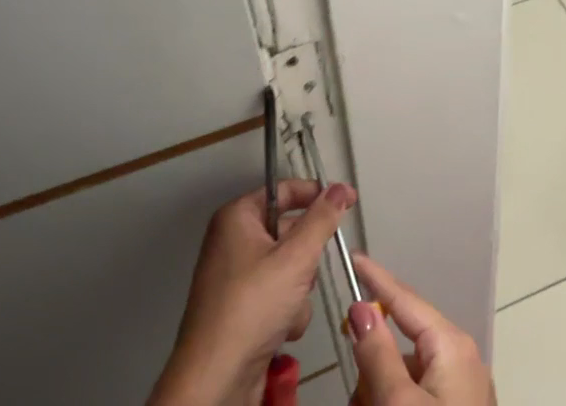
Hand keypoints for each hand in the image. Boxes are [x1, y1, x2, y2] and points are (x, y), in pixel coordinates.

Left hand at [150, 179, 356, 405]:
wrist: (217, 377)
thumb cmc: (251, 307)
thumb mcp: (295, 258)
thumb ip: (322, 220)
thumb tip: (341, 188)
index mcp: (237, 218)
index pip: (283, 190)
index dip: (316, 194)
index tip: (348, 201)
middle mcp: (233, 241)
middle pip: (289, 232)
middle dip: (306, 258)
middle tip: (305, 273)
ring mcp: (236, 276)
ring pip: (289, 266)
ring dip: (299, 288)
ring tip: (290, 306)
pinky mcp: (242, 307)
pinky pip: (279, 293)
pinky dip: (288, 309)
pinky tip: (283, 327)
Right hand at [347, 253, 495, 405]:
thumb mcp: (398, 401)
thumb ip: (377, 355)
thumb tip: (361, 307)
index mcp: (452, 344)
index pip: (405, 299)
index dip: (376, 278)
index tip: (353, 257)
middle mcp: (461, 357)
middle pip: (400, 341)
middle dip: (371, 360)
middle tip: (357, 393)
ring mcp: (462, 385)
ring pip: (405, 370)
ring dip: (379, 386)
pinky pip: (417, 390)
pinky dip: (396, 398)